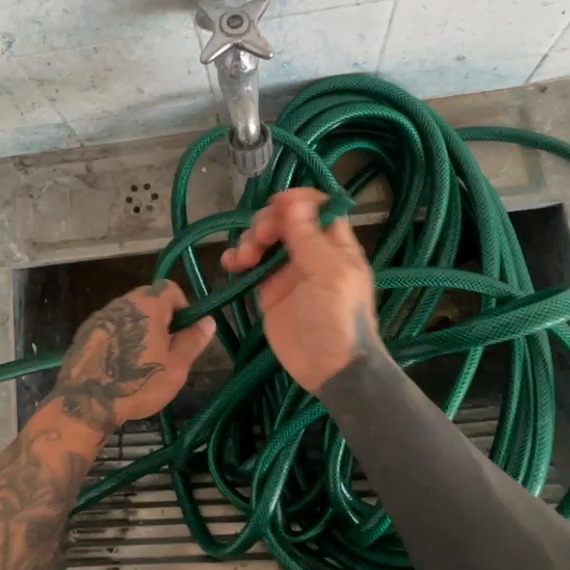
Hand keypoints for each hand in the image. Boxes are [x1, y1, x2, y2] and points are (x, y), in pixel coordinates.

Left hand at [45, 281, 217, 432]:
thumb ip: (192, 340)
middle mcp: (122, 303)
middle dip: (160, 317)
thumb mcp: (175, 367)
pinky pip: (110, 327)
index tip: (183, 330)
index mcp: (148, 305)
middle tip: (165, 347)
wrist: (85, 402)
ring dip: (138, 327)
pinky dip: (119, 337)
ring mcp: (100, 317)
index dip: (181, 305)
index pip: (169, 287)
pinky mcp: (84, 332)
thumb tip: (208, 321)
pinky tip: (118, 364)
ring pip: (127, 313)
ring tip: (141, 359)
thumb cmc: (137, 383)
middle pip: (147, 299)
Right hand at [221, 188, 384, 392]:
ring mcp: (287, 270)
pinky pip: (250, 264)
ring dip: (248, 240)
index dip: (297, 200)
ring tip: (243, 259)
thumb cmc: (338, 319)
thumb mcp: (329, 275)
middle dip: (266, 223)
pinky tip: (231, 265)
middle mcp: (311, 251)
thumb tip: (293, 200)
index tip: (277, 206)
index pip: (318, 206)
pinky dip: (237, 258)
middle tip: (260, 240)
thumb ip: (308, 237)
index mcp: (334, 244)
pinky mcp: (268, 289)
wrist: (329, 369)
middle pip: (284, 219)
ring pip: (263, 239)